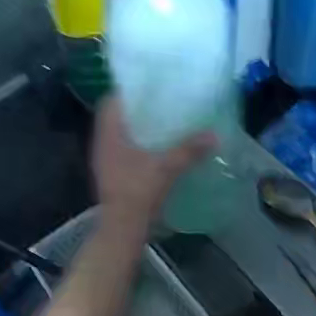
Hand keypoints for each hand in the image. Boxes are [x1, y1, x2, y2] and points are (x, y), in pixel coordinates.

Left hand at [90, 99, 214, 222]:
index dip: (126, 91)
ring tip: (163, 121)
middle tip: (160, 102)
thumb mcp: (166, 168)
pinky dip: (138, 146)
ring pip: (119, 136)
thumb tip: (214, 135)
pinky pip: (123, 152)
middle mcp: (101, 145)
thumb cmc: (138, 192)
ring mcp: (104, 162)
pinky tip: (158, 148)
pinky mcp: (111, 176)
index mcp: (108, 136)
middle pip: (115, 118)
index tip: (148, 86)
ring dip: (138, 129)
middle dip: (136, 110)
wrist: (122, 229)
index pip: (109, 102)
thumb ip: (189, 150)